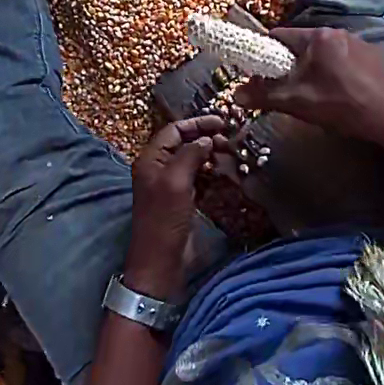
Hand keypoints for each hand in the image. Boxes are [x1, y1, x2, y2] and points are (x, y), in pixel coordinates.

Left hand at [124, 115, 225, 300]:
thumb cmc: (164, 220)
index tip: (222, 122)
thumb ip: (190, 155)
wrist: (161, 262)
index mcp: (151, 159)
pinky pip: (199, 179)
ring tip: (232, 155)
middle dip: (207, 139)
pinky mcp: (183, 200)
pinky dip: (213, 174)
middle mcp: (159, 168)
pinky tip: (227, 174)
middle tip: (230, 141)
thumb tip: (206, 140)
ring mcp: (171, 185)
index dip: (197, 123)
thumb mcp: (176, 182)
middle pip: (185, 143)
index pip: (174, 130)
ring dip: (212, 156)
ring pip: (194, 160)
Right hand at [233, 28, 383, 143]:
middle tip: (283, 90)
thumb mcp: (297, 102)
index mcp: (318, 37)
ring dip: (311, 72)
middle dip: (288, 66)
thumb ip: (264, 95)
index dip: (263, 53)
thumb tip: (236, 94)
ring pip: (322, 56)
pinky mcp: (374, 59)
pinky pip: (342, 63)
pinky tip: (336, 98)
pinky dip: (332, 76)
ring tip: (310, 97)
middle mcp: (338, 33)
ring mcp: (359, 44)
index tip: (257, 72)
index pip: (279, 36)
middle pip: (300, 46)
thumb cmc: (342, 104)